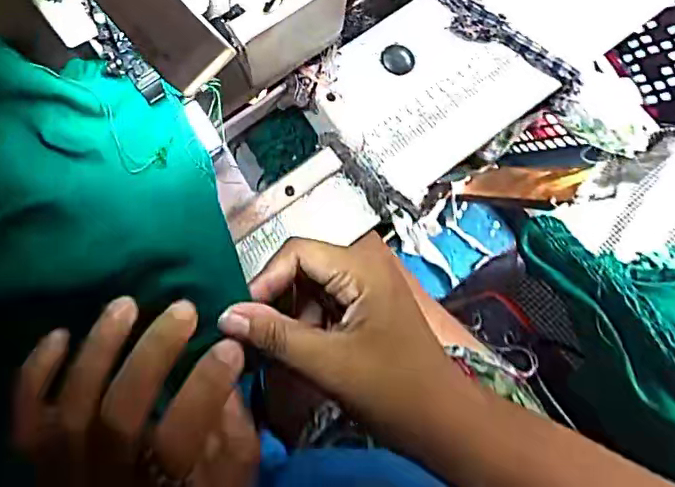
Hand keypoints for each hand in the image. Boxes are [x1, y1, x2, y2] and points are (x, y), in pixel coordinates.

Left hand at [12, 296, 260, 486]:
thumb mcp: (224, 481)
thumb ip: (231, 440)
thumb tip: (228, 380)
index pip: (176, 444)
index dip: (204, 390)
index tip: (229, 346)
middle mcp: (104, 481)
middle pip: (117, 419)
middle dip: (152, 355)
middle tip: (185, 308)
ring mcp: (64, 470)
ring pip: (70, 410)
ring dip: (100, 348)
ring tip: (128, 304)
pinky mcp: (37, 454)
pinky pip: (25, 417)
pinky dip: (36, 373)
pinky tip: (62, 334)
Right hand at [216, 236, 471, 439]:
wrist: (446, 424)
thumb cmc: (394, 390)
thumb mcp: (329, 364)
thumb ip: (276, 336)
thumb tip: (228, 315)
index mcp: (360, 262)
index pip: (296, 251)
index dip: (265, 280)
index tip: (242, 316)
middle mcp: (363, 259)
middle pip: (301, 264)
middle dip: (276, 298)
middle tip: (256, 332)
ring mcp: (366, 279)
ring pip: (309, 282)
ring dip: (290, 312)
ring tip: (278, 347)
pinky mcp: (365, 300)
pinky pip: (323, 298)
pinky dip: (306, 321)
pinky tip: (300, 349)